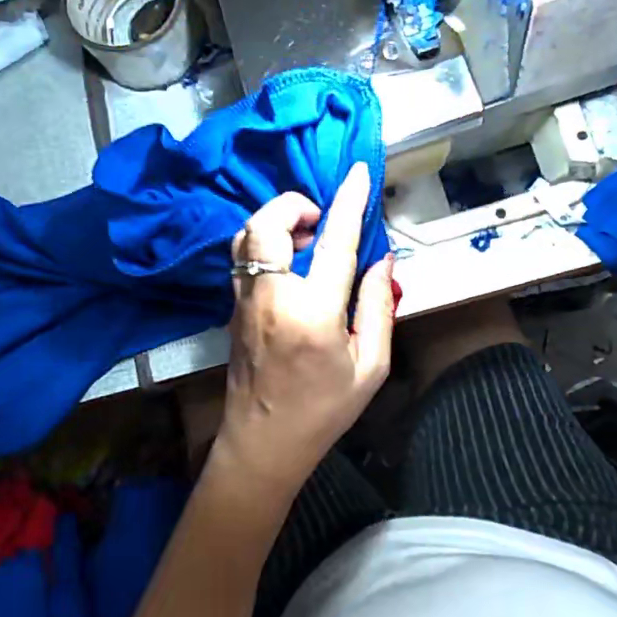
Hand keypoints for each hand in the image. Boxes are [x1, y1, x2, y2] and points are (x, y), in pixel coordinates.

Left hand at [213, 163, 395, 492]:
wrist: (263, 443)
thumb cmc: (323, 411)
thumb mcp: (370, 367)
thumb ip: (378, 308)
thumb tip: (383, 261)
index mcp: (313, 313)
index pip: (332, 242)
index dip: (348, 203)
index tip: (357, 173)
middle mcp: (271, 298)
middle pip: (265, 225)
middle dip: (292, 205)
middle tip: (319, 220)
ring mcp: (244, 301)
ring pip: (245, 237)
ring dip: (274, 222)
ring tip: (305, 239)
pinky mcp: (232, 309)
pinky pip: (242, 258)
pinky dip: (263, 243)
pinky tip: (289, 262)